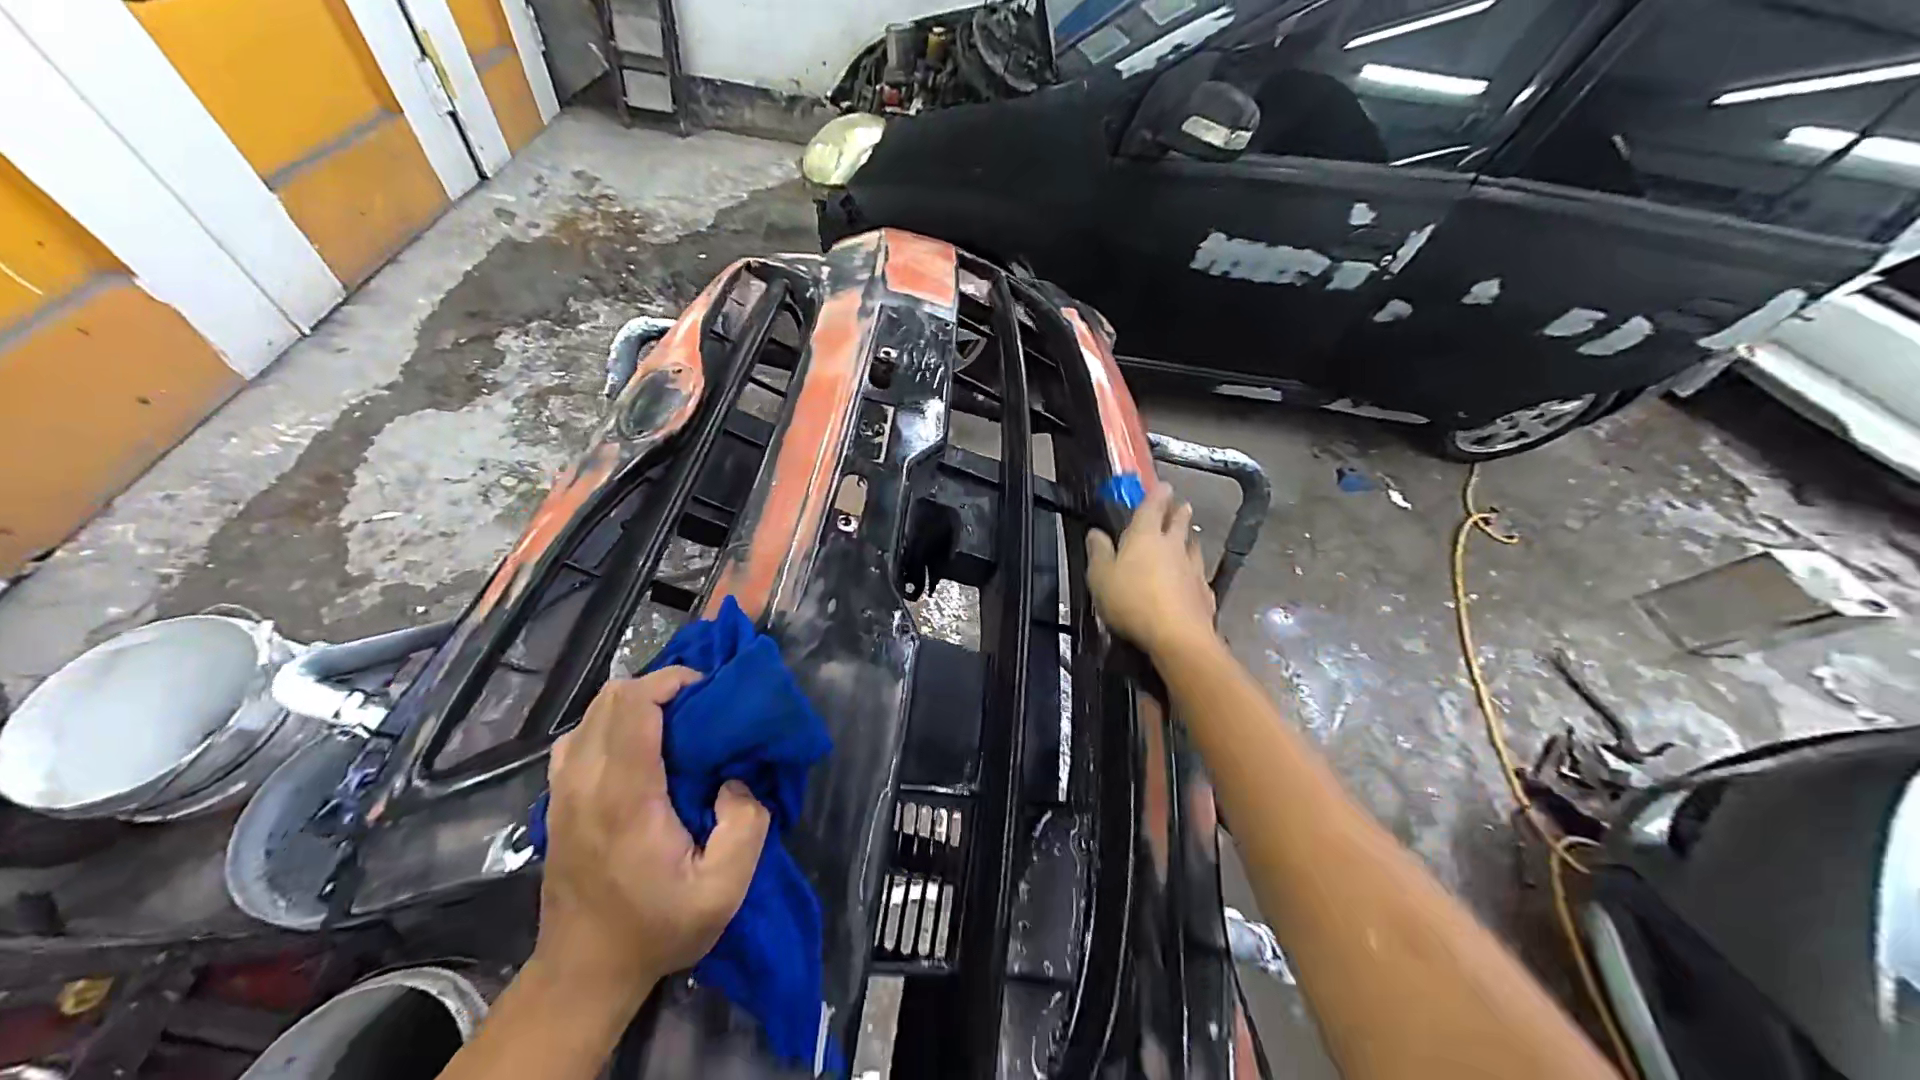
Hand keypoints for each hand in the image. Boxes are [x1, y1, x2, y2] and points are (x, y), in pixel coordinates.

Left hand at [532, 668, 769, 1005]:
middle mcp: (584, 783)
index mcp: (624, 797)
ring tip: (674, 724)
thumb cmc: (656, 928)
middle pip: (610, 696)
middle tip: (699, 707)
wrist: (585, 972)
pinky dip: (612, 725)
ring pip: (592, 712)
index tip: (708, 692)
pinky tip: (639, 749)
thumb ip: (746, 825)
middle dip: (659, 686)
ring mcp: (563, 790)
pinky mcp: (557, 800)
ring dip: (635, 703)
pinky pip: (581, 736)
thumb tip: (736, 780)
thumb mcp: (724, 890)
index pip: (633, 705)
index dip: (671, 681)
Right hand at [1086, 484, 1217, 657]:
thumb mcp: (1100, 577)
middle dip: (1179, 511)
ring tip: (1190, 535)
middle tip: (1182, 504)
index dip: (1156, 495)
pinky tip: (1195, 576)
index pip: (1152, 507)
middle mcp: (1173, 546)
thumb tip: (1096, 532)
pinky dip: (1196, 570)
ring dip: (1190, 537)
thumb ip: (1098, 552)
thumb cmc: (1131, 601)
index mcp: (1145, 536)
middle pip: (1179, 523)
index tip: (1163, 485)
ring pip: (1193, 546)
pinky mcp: (1204, 593)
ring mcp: (1193, 569)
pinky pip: (1200, 573)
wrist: (1177, 635)